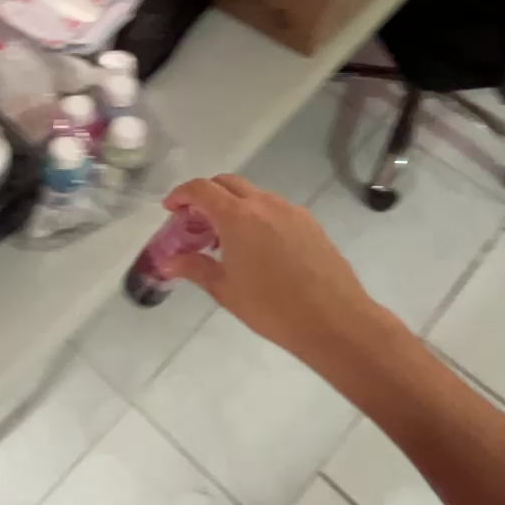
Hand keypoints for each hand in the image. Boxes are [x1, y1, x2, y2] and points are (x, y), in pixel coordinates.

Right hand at [162, 175, 392, 371]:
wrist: (335, 322)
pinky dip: (257, 216)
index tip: (170, 209)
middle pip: (227, 183)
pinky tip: (258, 248)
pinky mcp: (311, 224)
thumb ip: (193, 268)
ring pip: (254, 195)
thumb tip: (168, 262)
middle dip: (206, 195)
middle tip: (195, 221)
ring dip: (233, 206)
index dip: (181, 194)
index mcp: (238, 216)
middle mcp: (264, 204)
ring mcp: (291, 211)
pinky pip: (275, 209)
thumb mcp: (224, 289)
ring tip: (226, 238)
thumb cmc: (272, 307)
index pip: (201, 189)